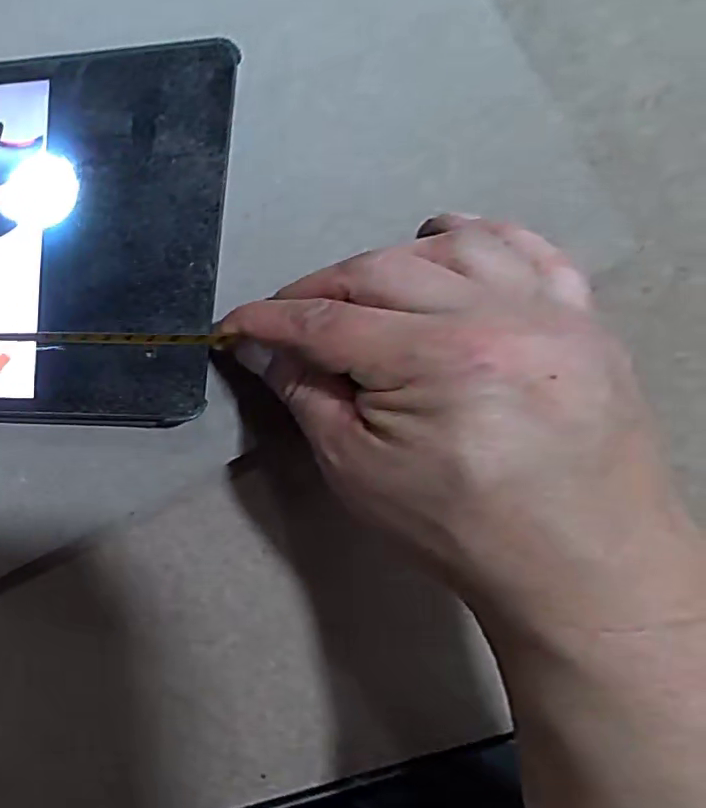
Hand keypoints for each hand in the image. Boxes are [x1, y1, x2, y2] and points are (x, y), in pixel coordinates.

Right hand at [221, 215, 703, 643]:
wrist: (582, 567)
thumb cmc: (450, 521)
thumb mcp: (348, 459)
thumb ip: (300, 389)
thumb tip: (254, 346)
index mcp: (439, 360)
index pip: (321, 321)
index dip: (261, 320)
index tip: (224, 329)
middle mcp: (501, 320)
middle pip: (376, 273)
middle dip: (309, 291)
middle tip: (276, 325)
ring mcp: (553, 316)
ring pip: (449, 250)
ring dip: (382, 263)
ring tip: (347, 293)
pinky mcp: (583, 325)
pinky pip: (534, 254)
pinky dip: (478, 239)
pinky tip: (440, 242)